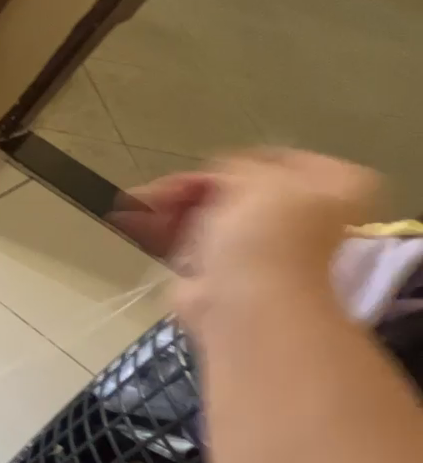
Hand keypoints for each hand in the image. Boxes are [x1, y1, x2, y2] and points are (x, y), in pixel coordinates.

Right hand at [114, 149, 379, 331]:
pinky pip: (186, 237)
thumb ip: (236, 168)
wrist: (245, 302)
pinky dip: (160, 227)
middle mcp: (299, 213)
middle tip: (157, 188)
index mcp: (331, 187)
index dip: (238, 161)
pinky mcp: (217, 264)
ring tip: (132, 204)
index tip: (203, 166)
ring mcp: (257, 242)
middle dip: (193, 186)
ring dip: (168, 205)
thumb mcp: (261, 183)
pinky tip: (131, 220)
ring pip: (205, 212)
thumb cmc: (267, 238)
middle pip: (236, 188)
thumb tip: (213, 175)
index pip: (280, 160)